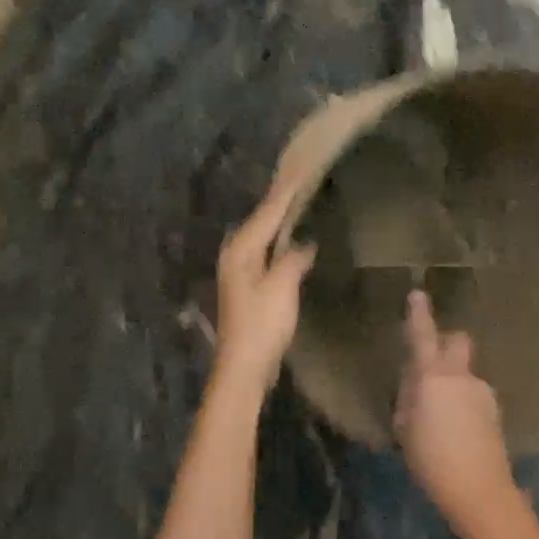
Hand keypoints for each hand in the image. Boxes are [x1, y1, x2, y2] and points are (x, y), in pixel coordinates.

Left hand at [213, 177, 315, 390]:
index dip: (285, 193)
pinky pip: (266, 253)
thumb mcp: (281, 288)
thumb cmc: (261, 326)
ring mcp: (240, 272)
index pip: (266, 213)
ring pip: (263, 237)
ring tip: (301, 204)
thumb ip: (293, 259)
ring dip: (280, 222)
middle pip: (261, 222)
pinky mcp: (248, 288)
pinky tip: (293, 242)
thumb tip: (304, 243)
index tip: (300, 170)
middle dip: (281, 203)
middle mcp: (235, 255)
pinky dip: (279, 243)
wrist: (244, 367)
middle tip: (303, 181)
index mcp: (240, 250)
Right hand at [394, 291, 521, 538]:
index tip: (417, 293)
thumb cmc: (431, 460)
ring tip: (438, 416)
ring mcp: (482, 392)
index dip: (419, 314)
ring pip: (463, 373)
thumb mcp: (405, 428)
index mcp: (432, 377)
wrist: (480, 492)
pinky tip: (455, 431)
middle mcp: (461, 376)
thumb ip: (409, 397)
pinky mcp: (494, 411)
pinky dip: (462, 402)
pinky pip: (472, 394)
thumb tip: (415, 383)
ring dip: (452, 382)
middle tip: (429, 363)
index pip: (423, 336)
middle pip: (457, 341)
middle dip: (445, 343)